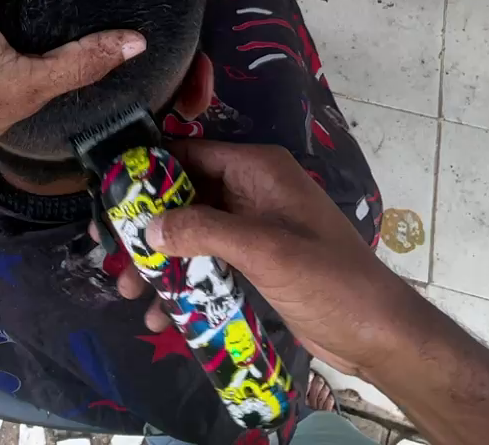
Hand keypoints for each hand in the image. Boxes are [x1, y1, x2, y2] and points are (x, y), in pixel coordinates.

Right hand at [115, 139, 425, 378]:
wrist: (378, 333)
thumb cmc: (327, 277)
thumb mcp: (264, 249)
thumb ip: (205, 231)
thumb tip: (149, 228)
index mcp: (257, 168)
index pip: (190, 155)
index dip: (149, 173)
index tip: (111, 198)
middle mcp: (251, 189)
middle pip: (185, 197)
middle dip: (148, 226)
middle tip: (109, 252)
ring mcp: (252, 225)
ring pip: (192, 232)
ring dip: (161, 261)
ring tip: (128, 293)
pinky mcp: (254, 260)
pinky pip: (208, 260)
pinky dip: (185, 281)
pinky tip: (162, 314)